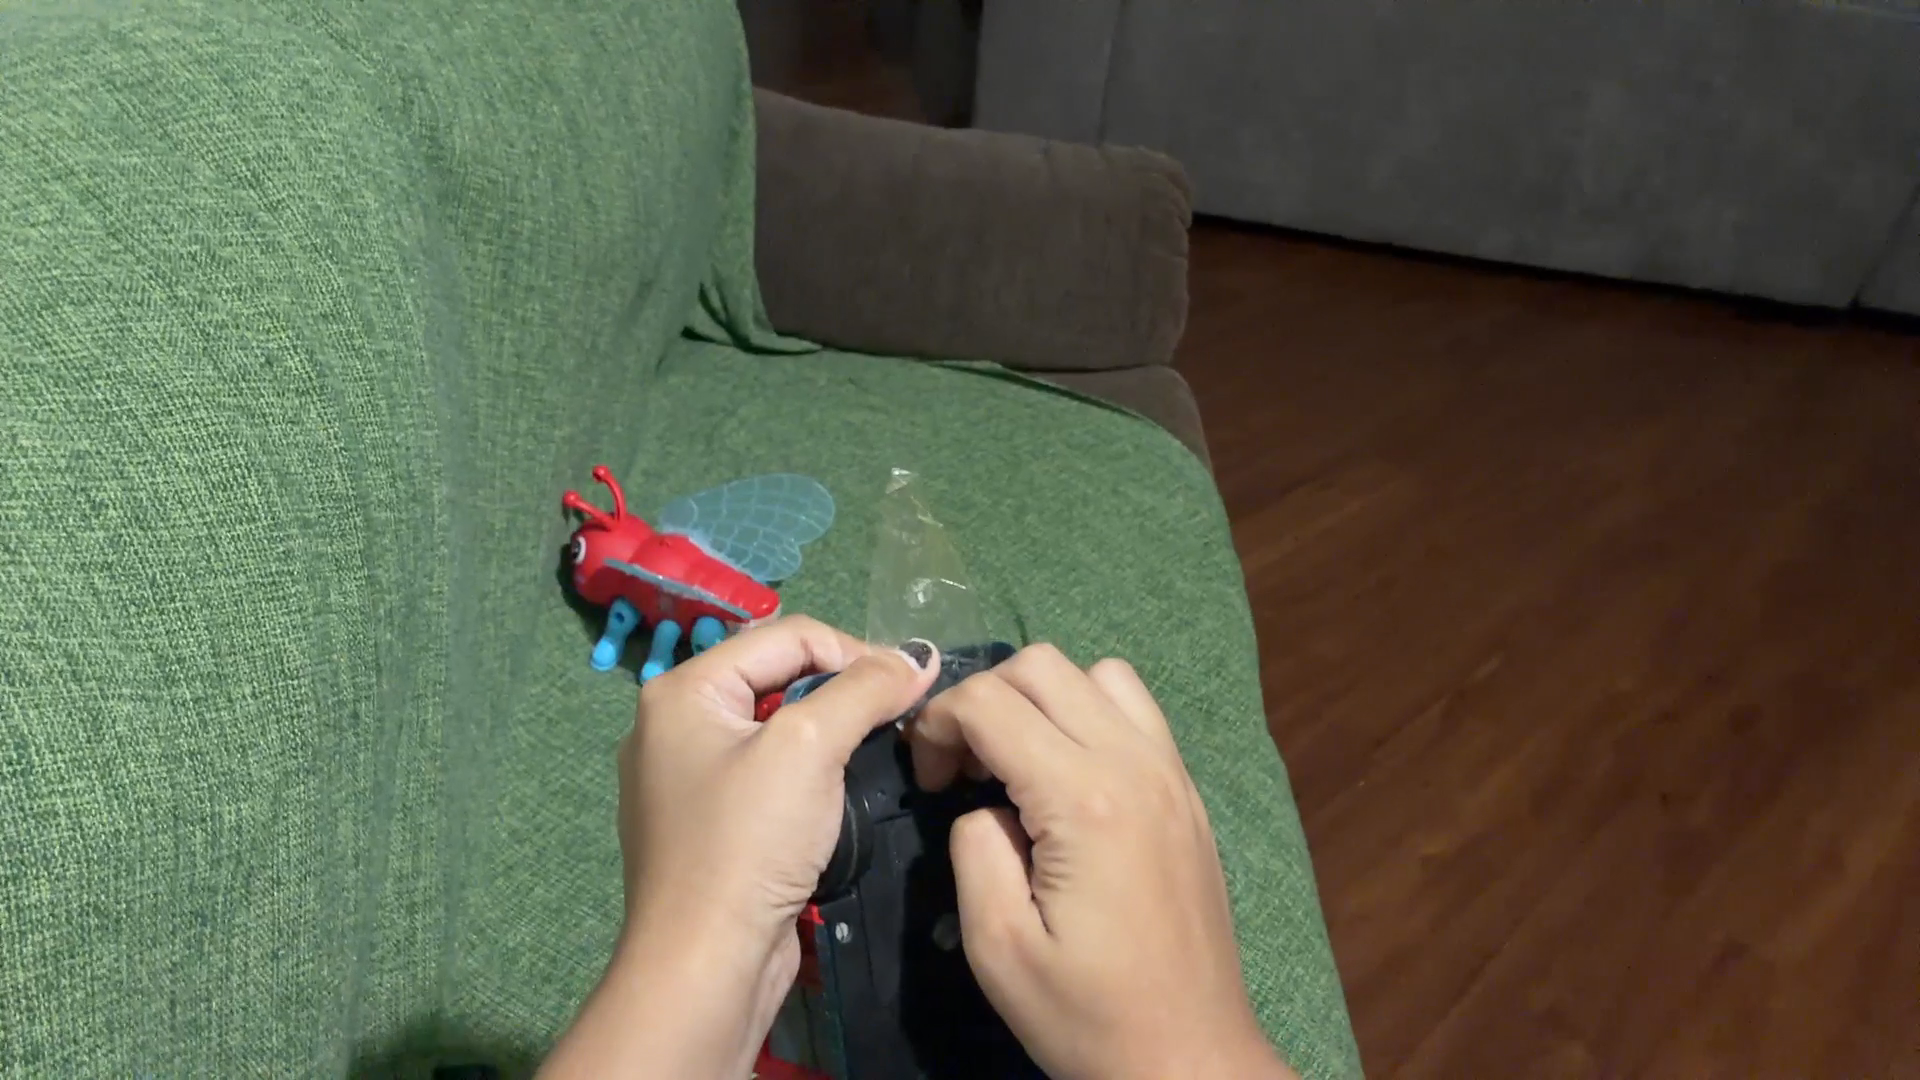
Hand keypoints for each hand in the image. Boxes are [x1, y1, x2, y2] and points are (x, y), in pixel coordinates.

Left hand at [541, 616, 938, 1079]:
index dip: (854, 650)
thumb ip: (866, 688)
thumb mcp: (812, 746)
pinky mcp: (708, 814)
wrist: (705, 968)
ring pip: (776, 718)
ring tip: (875, 737)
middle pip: (778, 671)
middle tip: (894, 707)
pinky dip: (808, 758)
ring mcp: (687, 772)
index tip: (907, 683)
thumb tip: (919, 656)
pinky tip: (838, 777)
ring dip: (830, 720)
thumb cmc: (750, 841)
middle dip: (842, 683)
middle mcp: (675, 720)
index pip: (787, 636)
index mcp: (683, 689)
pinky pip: (766, 761)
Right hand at [912, 645, 1296, 1079]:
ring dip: (1040, 696)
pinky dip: (1088, 706)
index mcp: (1084, 799)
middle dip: (983, 698)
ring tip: (1021, 756)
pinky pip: (1133, 702)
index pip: (989, 702)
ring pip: (1092, 670)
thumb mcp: (998, 946)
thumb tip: (984, 802)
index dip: (937, 725)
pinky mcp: (1185, 783)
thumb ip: (974, 846)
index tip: (929, 779)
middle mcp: (1133, 761)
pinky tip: (1072, 765)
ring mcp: (1169, 766)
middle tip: (966, 765)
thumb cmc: (1090, 1014)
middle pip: (1039, 665)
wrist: (1193, 1059)